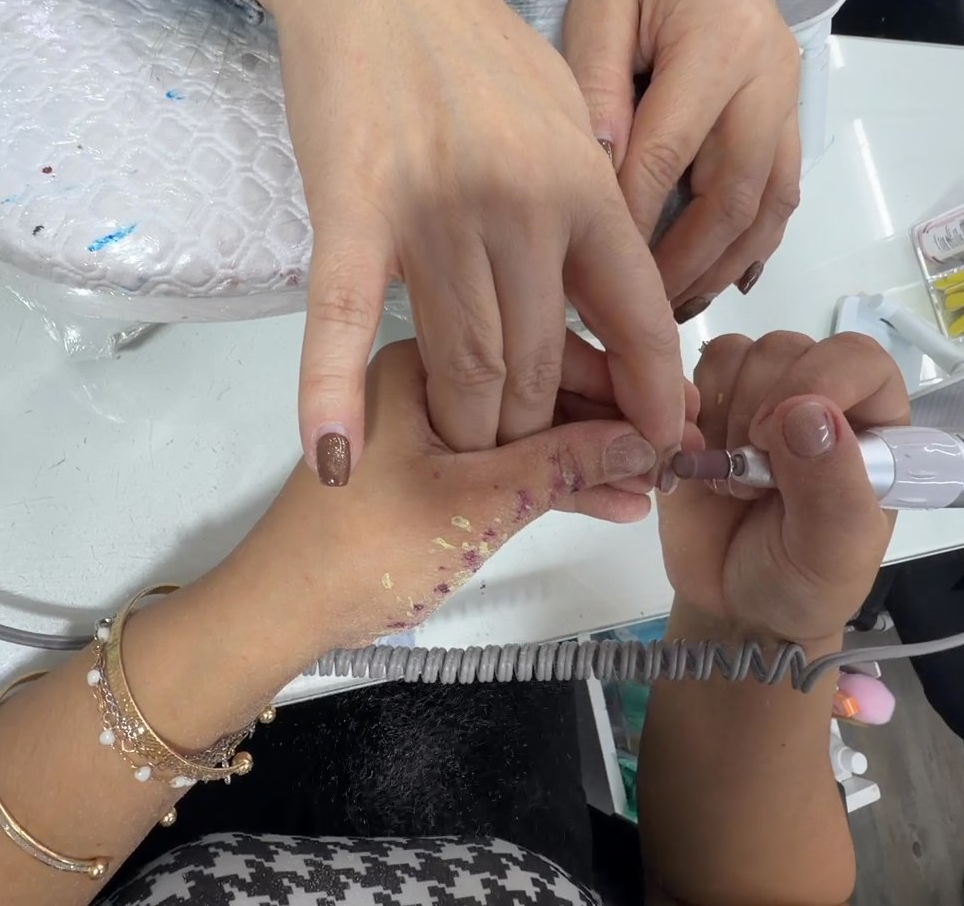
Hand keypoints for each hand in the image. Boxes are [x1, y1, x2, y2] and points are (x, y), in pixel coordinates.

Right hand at [170, 0, 683, 486]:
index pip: (633, 313)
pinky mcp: (351, 213)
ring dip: (466, 427)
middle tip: (529, 463)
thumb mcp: (568, 115)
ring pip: (461, 356)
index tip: (656, 445)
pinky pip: (343, 317)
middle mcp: (521, 209)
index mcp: (583, 185)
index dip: (648, 391)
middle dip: (538, 426)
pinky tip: (331, 459)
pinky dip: (331, 392)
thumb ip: (594, 203)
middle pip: (537, 356)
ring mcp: (435, 214)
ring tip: (464, 463)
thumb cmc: (478, 49)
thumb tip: (605, 289)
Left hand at [229, 340, 660, 648]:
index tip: (677, 413)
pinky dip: (549, 484)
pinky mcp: (434, 469)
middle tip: (679, 452)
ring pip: (526, 433)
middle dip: (609, 430)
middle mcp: (431, 381)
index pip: (539, 355)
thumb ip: (562, 466)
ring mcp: (433, 427)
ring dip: (586, 462)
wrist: (284, 609)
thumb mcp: (477, 504)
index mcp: (425, 361)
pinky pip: (504, 464)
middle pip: (537, 393)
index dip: (616, 389)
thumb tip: (647, 441)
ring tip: (655, 485)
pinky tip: (607, 500)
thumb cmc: (368, 548)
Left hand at [566, 0, 802, 315]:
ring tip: (675, 310)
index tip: (591, 273)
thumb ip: (597, 86)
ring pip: (768, 207)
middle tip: (638, 314)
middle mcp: (768, 80)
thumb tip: (599, 170)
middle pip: (732, 195)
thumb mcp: (599, 6)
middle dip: (683, 263)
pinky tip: (719, 280)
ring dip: (722, 267)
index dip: (630, 221)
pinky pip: (783, 196)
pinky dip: (753, 247)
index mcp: (716, 44)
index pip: (667, 154)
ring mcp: (789, 103)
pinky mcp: (791, 120)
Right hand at [659, 332, 906, 643]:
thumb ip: (832, 486)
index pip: (856, 359)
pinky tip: (691, 458)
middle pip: (785, 351)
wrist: (733, 606)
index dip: (815, 381)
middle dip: (756, 412)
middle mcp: (814, 401)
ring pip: (735, 355)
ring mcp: (753, 403)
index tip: (773, 438)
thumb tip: (805, 411)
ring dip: (720, 414)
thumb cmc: (800, 582)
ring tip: (726, 477)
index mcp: (868, 425)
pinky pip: (688, 376)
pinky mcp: (701, 412)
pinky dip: (682, 411)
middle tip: (751, 481)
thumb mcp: (834, 552)